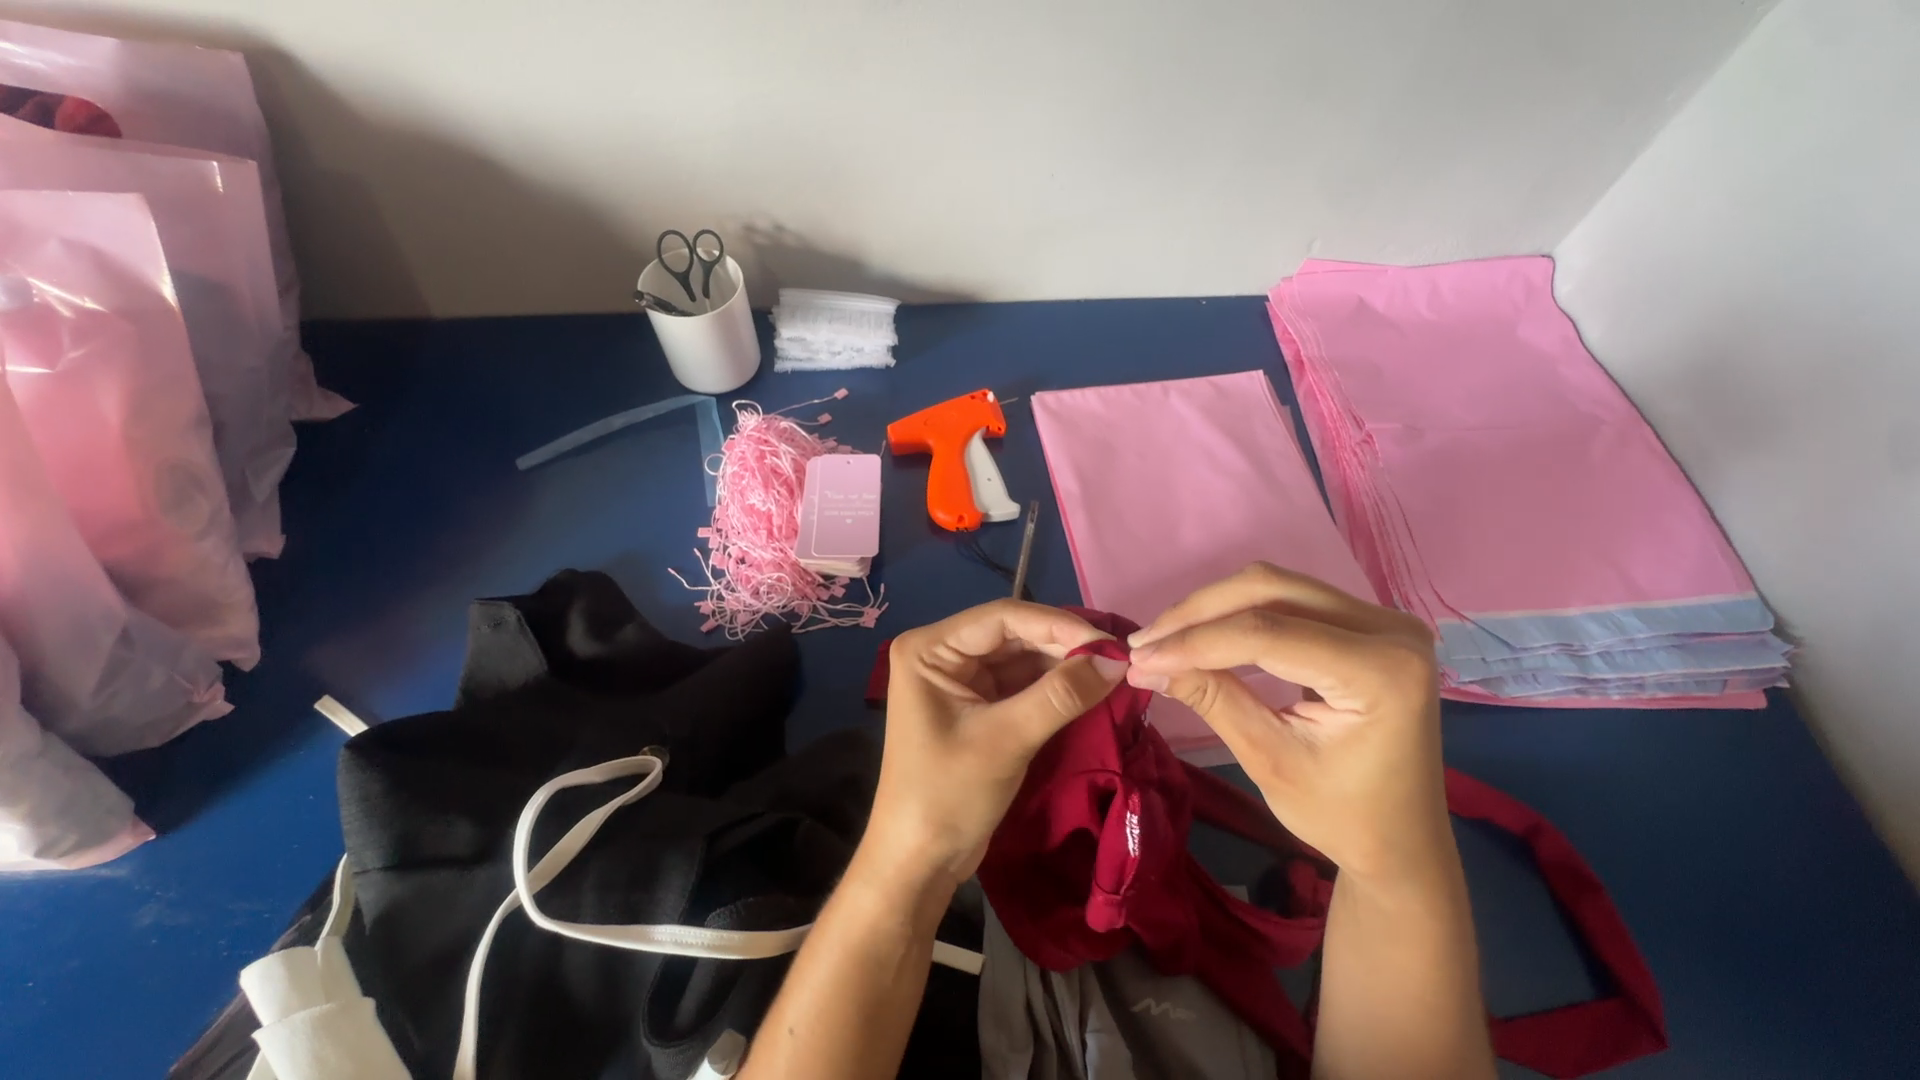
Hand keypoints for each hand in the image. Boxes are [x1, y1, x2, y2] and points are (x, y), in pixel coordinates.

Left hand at [871, 600, 1126, 885]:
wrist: (918, 862)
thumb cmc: (947, 796)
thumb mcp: (1005, 741)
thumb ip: (1060, 696)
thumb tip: (1117, 662)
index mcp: (929, 649)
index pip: (1002, 618)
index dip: (1058, 624)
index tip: (1110, 642)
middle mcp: (941, 654)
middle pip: (1013, 635)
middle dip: (1064, 645)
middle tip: (1120, 658)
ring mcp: (959, 681)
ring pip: (1022, 659)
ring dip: (1064, 665)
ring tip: (1113, 671)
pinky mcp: (977, 707)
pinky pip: (1022, 685)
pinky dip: (1054, 687)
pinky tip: (1090, 689)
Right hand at [1124, 563, 1447, 883]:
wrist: (1400, 842)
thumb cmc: (1341, 815)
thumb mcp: (1269, 759)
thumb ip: (1212, 699)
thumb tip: (1144, 664)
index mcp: (1381, 670)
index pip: (1268, 632)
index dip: (1195, 640)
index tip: (1139, 657)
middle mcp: (1390, 629)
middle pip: (1272, 589)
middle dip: (1198, 613)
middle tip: (1144, 642)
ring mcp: (1382, 620)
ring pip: (1276, 587)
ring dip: (1213, 609)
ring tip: (1164, 639)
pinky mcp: (1366, 624)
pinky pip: (1290, 601)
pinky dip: (1238, 614)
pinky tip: (1202, 636)